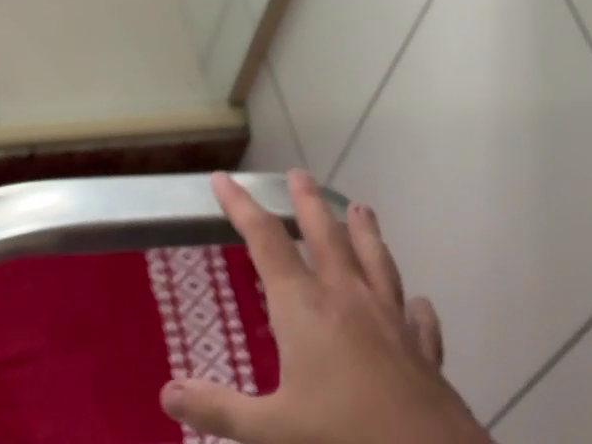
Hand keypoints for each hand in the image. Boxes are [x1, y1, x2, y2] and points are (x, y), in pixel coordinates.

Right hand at [161, 171, 488, 443]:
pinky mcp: (423, 352)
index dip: (241, 207)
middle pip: (324, 236)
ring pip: (375, 263)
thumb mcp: (272, 430)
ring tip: (361, 209)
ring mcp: (390, 323)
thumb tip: (168, 393)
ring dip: (365, 233)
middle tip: (299, 173)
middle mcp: (346, 300)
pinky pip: (417, 319)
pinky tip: (418, 301)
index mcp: (303, 307)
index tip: (223, 179)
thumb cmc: (346, 436)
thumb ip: (219, 409)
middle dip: (307, 203)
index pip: (265, 240)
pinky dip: (413, 305)